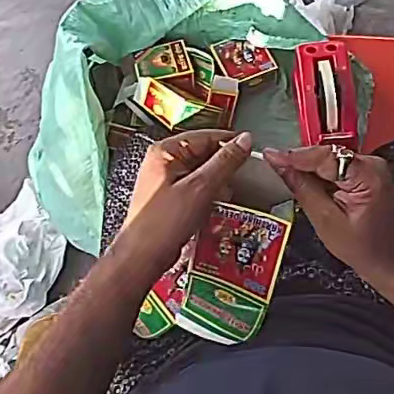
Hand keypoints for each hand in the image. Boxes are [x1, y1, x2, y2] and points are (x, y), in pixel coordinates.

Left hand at [113, 130, 253, 278]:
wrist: (143, 257)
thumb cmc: (162, 223)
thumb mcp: (200, 188)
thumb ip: (224, 162)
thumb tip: (243, 141)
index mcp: (165, 152)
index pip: (204, 136)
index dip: (229, 142)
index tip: (249, 149)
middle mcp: (162, 163)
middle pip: (203, 154)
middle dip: (223, 166)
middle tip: (241, 176)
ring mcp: (164, 182)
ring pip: (200, 173)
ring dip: (217, 183)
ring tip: (227, 194)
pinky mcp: (169, 200)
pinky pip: (195, 190)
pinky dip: (208, 196)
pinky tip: (215, 206)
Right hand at [262, 146, 393, 280]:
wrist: (387, 260)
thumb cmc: (362, 247)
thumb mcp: (325, 220)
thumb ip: (302, 188)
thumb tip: (280, 164)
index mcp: (368, 176)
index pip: (325, 156)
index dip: (295, 156)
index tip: (270, 155)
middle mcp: (372, 164)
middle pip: (327, 154)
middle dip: (299, 160)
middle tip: (272, 164)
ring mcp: (370, 167)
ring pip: (328, 158)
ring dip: (306, 167)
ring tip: (283, 173)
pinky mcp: (365, 172)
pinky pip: (335, 166)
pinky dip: (317, 173)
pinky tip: (303, 180)